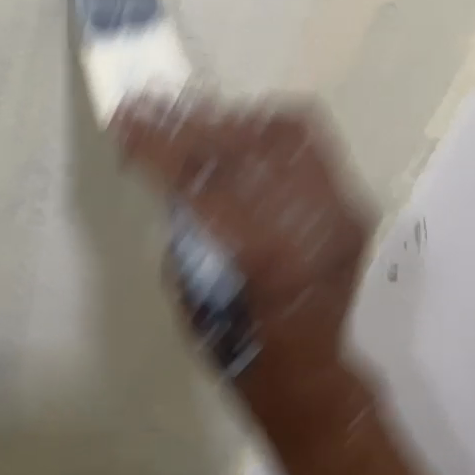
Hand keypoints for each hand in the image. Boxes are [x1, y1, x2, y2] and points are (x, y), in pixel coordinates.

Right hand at [114, 95, 377, 373]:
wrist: (308, 370)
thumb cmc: (235, 340)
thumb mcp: (191, 285)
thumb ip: (187, 224)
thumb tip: (170, 169)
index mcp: (264, 257)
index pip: (200, 178)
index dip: (156, 144)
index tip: (122, 121)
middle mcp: (312, 225)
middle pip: (239, 146)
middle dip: (182, 121)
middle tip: (144, 104)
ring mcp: (340, 210)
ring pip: (281, 132)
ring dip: (225, 118)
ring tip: (187, 113)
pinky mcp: (351, 202)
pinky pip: (307, 142)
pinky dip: (264, 128)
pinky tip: (234, 130)